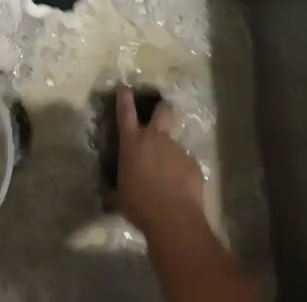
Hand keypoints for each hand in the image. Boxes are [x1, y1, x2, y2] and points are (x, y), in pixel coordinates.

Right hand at [114, 86, 205, 238]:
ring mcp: (176, 148)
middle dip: (163, 109)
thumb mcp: (121, 193)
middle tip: (162, 114)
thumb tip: (113, 190)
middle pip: (162, 111)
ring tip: (170, 177)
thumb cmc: (139, 205)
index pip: (125, 112)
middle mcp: (155, 138)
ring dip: (171, 154)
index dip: (124, 97)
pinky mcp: (193, 163)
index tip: (125, 87)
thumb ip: (122, 181)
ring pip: (174, 143)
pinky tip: (181, 189)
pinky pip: (185, 163)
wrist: (173, 219)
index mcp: (132, 142)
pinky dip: (182, 172)